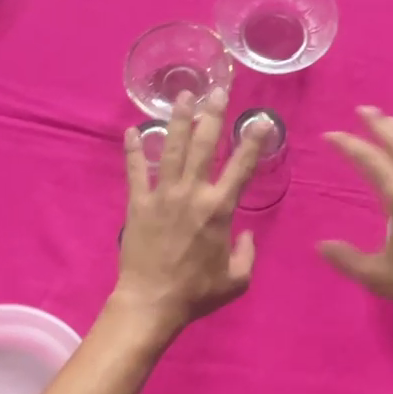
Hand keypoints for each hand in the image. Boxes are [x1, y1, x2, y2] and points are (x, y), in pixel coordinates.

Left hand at [112, 89, 269, 337]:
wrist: (152, 302)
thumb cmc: (197, 293)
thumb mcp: (236, 281)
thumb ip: (246, 254)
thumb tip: (245, 235)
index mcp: (219, 209)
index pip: (241, 167)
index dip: (253, 142)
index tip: (260, 121)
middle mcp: (192, 193)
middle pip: (204, 145)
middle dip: (212, 115)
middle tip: (218, 91)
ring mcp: (163, 195)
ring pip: (171, 149)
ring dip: (178, 121)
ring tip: (182, 96)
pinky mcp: (138, 203)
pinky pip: (136, 171)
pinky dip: (134, 150)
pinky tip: (132, 130)